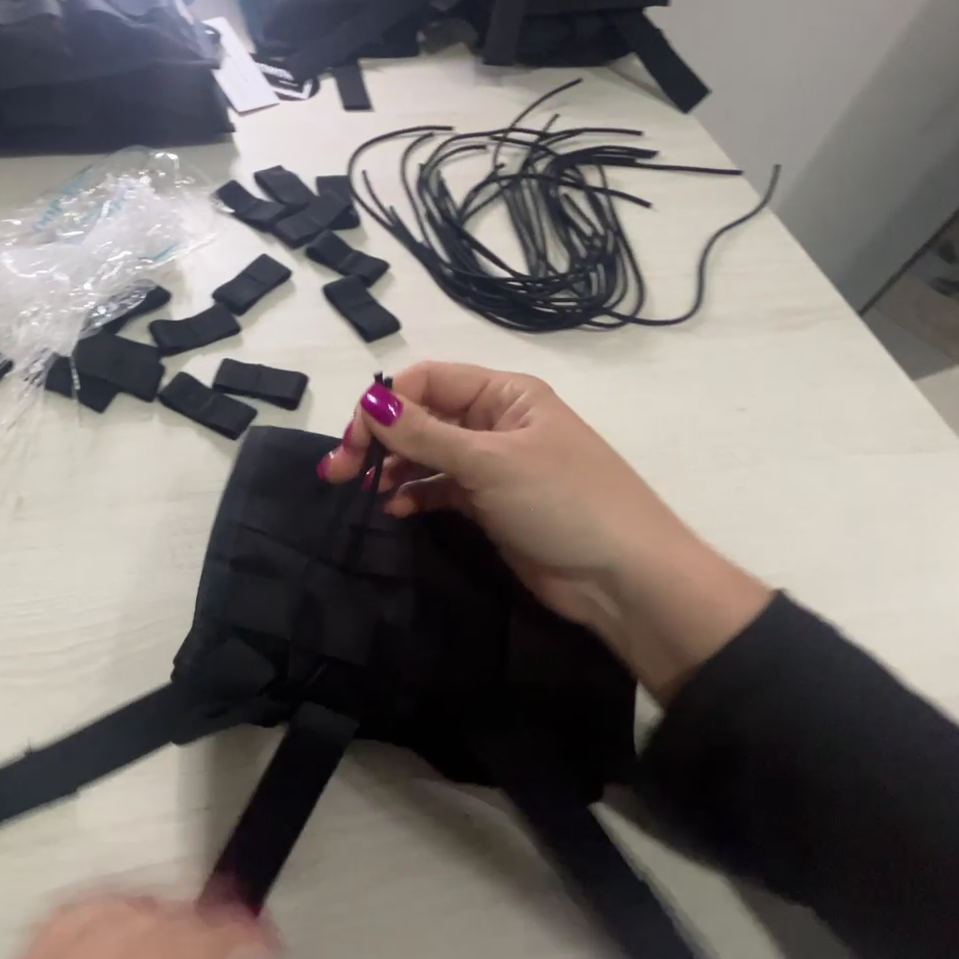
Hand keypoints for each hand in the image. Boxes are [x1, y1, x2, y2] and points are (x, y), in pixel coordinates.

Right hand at [320, 363, 769, 696]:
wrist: (621, 577)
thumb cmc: (562, 501)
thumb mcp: (490, 461)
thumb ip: (425, 433)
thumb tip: (369, 400)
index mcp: (504, 394)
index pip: (428, 380)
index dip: (385, 404)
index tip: (353, 441)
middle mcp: (494, 422)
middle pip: (421, 416)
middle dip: (379, 438)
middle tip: (338, 471)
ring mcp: (490, 465)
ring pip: (425, 455)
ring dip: (390, 468)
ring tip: (358, 491)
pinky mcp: (487, 504)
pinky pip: (438, 489)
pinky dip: (413, 495)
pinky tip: (394, 509)